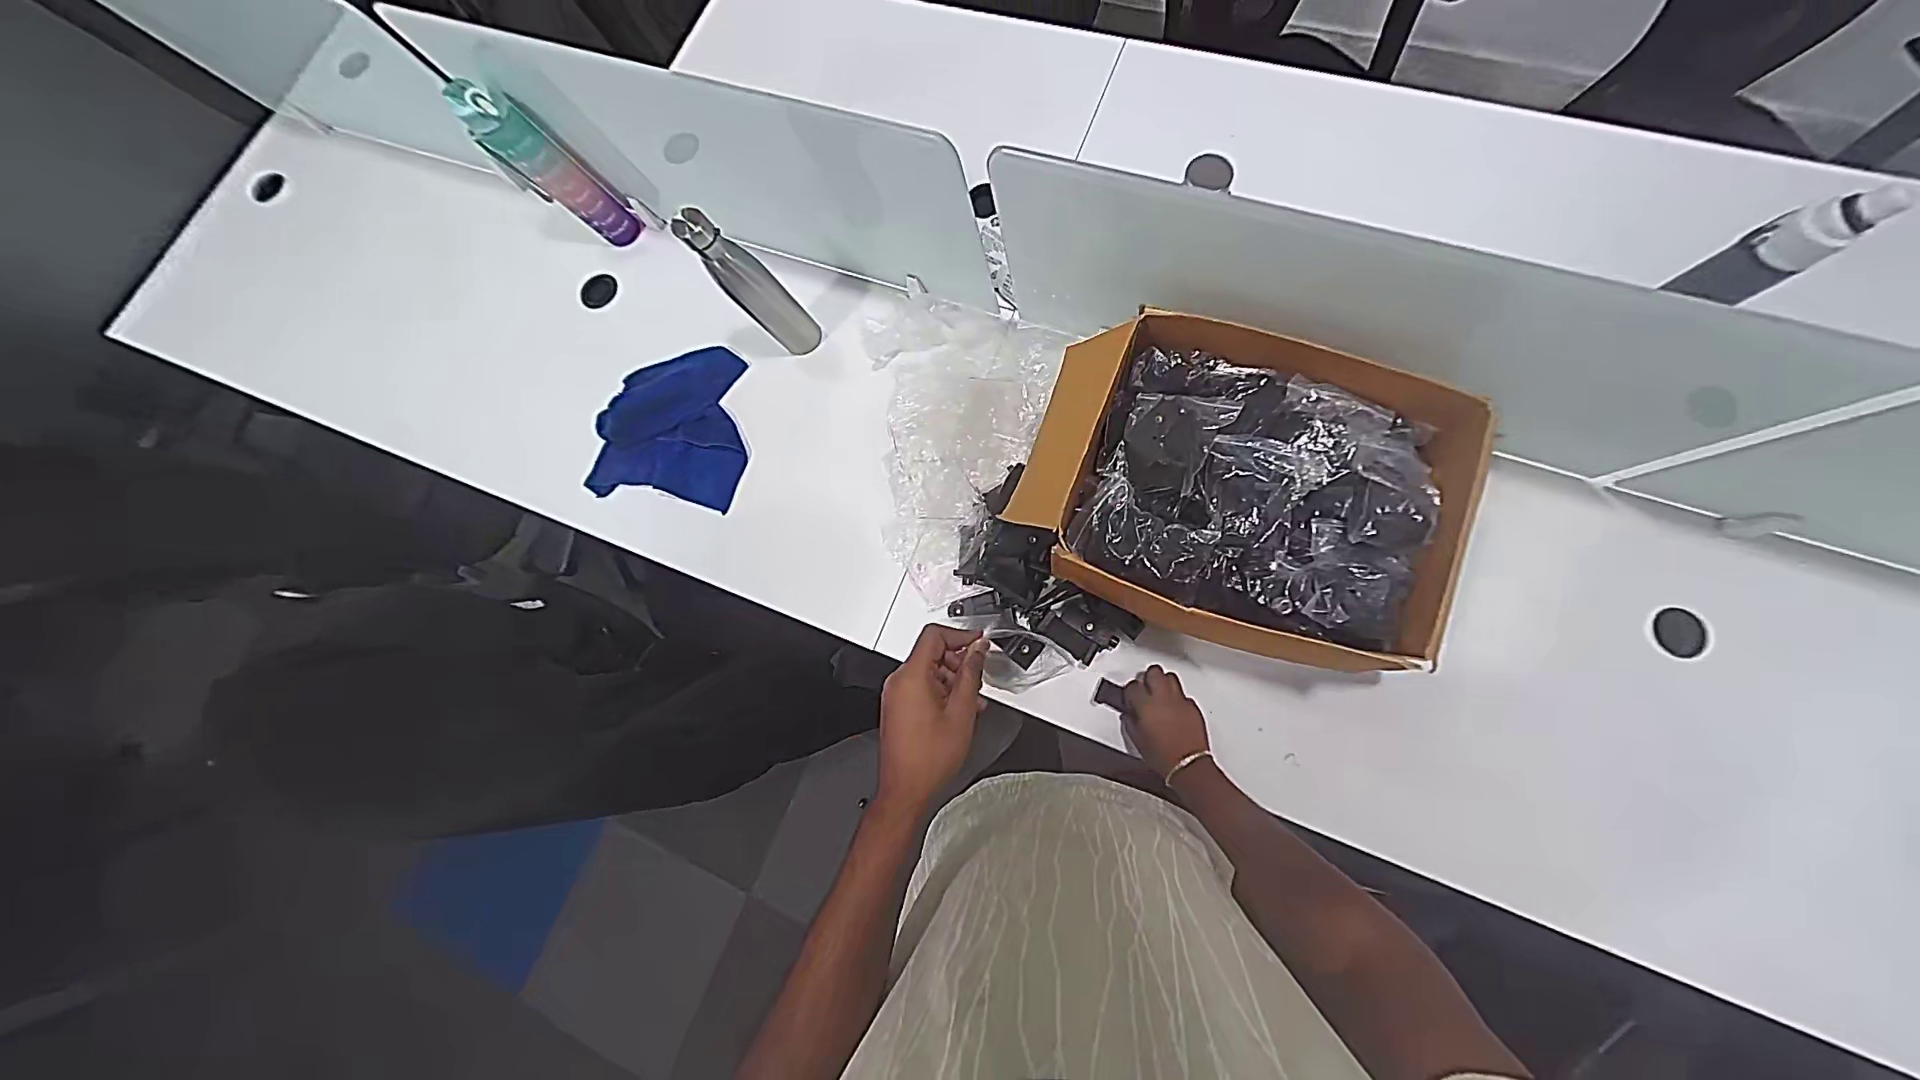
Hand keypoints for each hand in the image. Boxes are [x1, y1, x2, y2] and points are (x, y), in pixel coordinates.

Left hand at [877, 625, 987, 812]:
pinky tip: (958, 708)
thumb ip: (971, 674)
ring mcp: (896, 694)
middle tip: (978, 674)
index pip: (934, 635)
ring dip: (953, 678)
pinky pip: (922, 686)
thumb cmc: (927, 759)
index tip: (978, 642)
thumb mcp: (961, 710)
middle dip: (959, 661)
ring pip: (929, 670)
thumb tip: (978, 651)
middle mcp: (899, 681)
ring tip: (971, 699)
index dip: (960, 635)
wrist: (906, 789)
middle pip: (932, 652)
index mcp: (912, 676)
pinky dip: (941, 690)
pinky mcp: (898, 706)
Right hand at [1122, 665, 1209, 782]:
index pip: (1132, 686)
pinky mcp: (1192, 706)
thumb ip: (1130, 722)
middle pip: (1154, 672)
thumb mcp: (1138, 740)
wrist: (1188, 765)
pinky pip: (1183, 694)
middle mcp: (1162, 698)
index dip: (1130, 691)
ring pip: (1170, 677)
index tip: (1130, 697)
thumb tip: (1129, 715)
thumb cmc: (1163, 756)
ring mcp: (1179, 701)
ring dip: (1163, 682)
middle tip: (1145, 687)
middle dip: (1148, 677)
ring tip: (1160, 692)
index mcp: (1145, 705)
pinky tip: (1173, 707)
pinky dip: (1177, 697)